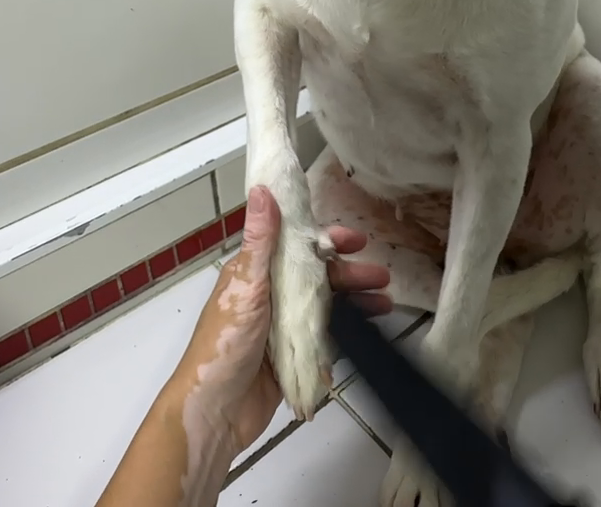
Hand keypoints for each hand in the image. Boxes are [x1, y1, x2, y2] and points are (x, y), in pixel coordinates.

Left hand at [166, 186, 391, 451]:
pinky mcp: (293, 355)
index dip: (327, 240)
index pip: (297, 246)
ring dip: (356, 300)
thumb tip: (261, 189)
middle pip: (318, 276)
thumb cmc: (223, 344)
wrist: (215, 412)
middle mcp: (271, 294)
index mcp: (256, 272)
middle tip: (382, 275)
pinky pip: (327, 334)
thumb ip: (259, 240)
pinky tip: (370, 328)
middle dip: (351, 272)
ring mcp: (283, 326)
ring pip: (326, 303)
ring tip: (385, 302)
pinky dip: (349, 329)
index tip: (356, 239)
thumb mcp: (244, 285)